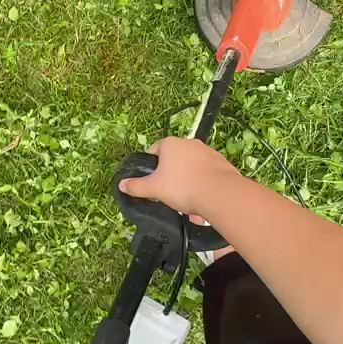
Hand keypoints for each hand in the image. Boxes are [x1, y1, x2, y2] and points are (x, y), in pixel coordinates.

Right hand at [118, 136, 248, 218]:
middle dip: (170, 175)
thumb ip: (137, 186)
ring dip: (187, 180)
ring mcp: (207, 151)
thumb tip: (121, 184)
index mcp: (171, 144)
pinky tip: (202, 199)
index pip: (155, 150)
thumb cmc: (182, 187)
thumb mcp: (154, 189)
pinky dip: (202, 183)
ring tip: (187, 201)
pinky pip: (206, 173)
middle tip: (168, 194)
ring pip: (191, 167)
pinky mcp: (221, 162)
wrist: (219, 193)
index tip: (152, 183)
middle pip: (174, 159)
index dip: (151, 167)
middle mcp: (189, 142)